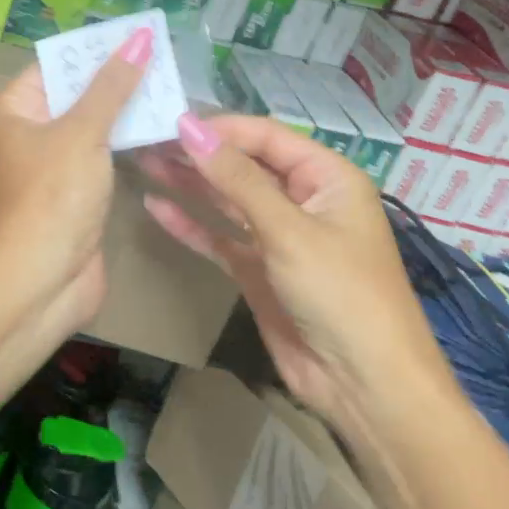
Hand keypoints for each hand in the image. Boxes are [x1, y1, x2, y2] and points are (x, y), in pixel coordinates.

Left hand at [0, 26, 152, 330]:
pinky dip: (126, 143)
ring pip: (92, 126)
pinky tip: (163, 129)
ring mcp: (51, 165)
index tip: (137, 36)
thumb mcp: (83, 133)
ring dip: (126, 111)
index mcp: (14, 110)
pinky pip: (101, 156)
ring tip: (172, 87)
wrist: (39, 281)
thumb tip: (138, 38)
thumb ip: (112, 86)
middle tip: (164, 59)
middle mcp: (27, 132)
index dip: (93, 50)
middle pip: (75, 94)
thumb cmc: (52, 196)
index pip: (55, 65)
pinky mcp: (74, 193)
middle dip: (116, 80)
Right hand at [138, 113, 453, 424]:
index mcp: (327, 178)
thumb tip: (188, 126)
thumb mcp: (289, 230)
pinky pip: (219, 237)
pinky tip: (155, 207)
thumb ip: (236, 178)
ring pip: (227, 198)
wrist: (366, 387)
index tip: (169, 122)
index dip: (219, 129)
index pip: (265, 137)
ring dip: (188, 182)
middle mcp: (303, 199)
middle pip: (243, 165)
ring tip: (142, 161)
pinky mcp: (259, 270)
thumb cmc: (341, 293)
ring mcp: (279, 236)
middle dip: (198, 153)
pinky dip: (190, 224)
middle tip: (146, 138)